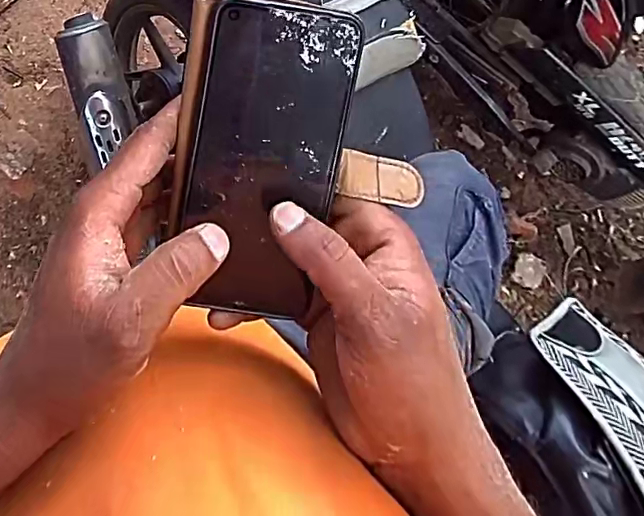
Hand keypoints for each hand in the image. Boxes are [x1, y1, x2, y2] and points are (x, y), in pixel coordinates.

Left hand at [0, 99, 230, 444]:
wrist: (34, 399)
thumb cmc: (66, 364)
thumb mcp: (129, 319)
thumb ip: (175, 271)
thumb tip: (215, 235)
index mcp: (98, 211)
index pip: (144, 145)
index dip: (177, 116)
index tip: (205, 95)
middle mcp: (100, 210)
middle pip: (152, 157)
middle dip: (189, 139)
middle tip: (232, 131)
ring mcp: (106, 228)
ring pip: (155, 182)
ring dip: (186, 170)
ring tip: (226, 163)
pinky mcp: (115, 247)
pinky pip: (154, 209)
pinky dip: (179, 201)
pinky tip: (204, 209)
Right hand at [230, 198, 527, 515]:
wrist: (412, 455)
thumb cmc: (420, 384)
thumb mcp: (373, 314)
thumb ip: (329, 259)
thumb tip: (287, 214)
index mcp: (384, 241)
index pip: (336, 194)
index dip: (301, 190)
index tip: (261, 189)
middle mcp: (359, 256)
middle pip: (306, 223)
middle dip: (269, 229)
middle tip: (230, 233)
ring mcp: (336, 286)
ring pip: (288, 258)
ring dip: (258, 267)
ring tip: (224, 269)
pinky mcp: (317, 315)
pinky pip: (280, 294)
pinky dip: (256, 301)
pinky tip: (230, 310)